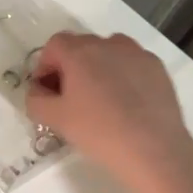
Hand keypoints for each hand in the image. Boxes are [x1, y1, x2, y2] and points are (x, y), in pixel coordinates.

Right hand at [24, 32, 192, 192]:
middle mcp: (108, 43)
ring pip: (108, 53)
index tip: (47, 92)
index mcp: (80, 52)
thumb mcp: (54, 119)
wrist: (154, 149)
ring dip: (97, 69)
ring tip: (100, 99)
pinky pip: (131, 64)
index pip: (53, 46)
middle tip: (70, 99)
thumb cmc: (98, 132)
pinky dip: (122, 76)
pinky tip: (125, 104)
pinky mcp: (157, 67)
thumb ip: (35, 99)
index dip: (45, 67)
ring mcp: (137, 53)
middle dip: (70, 68)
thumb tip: (38, 90)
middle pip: (80, 47)